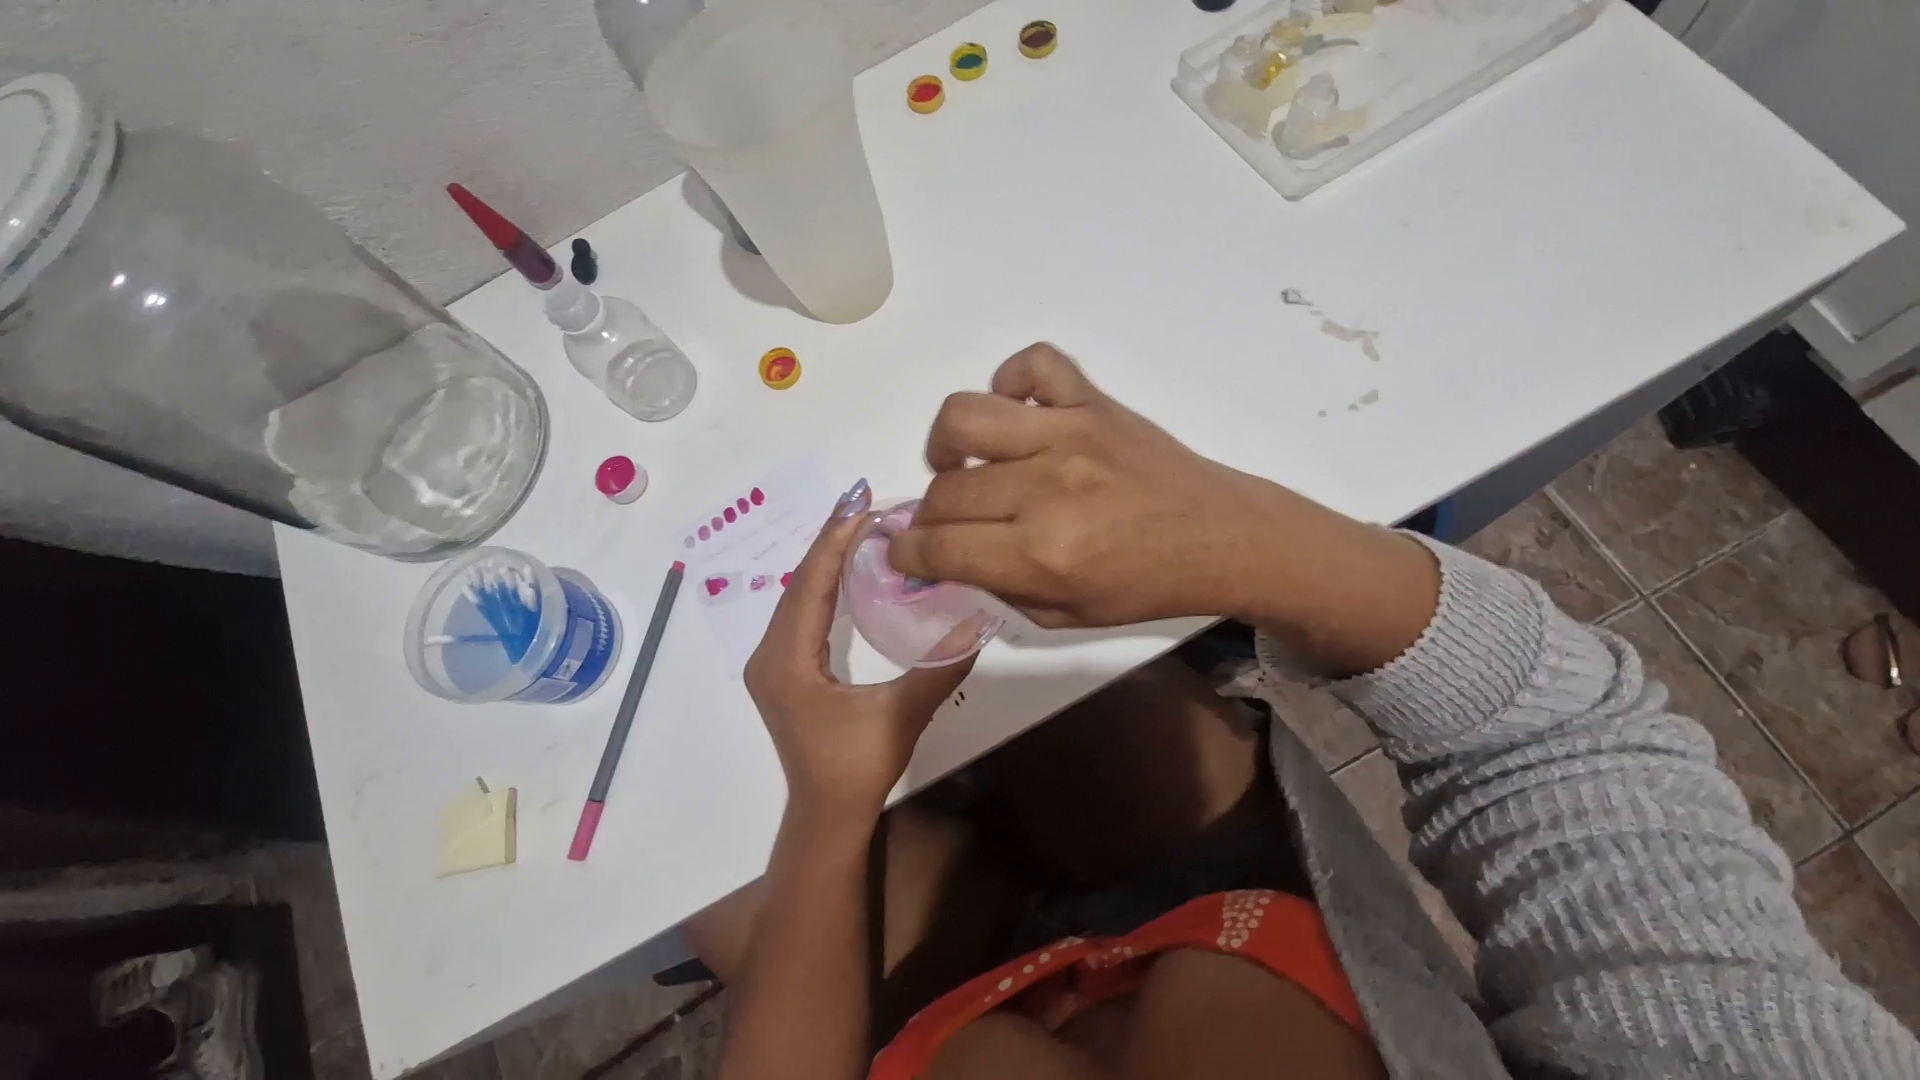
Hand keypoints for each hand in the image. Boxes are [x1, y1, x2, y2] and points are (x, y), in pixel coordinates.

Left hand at [745, 479, 976, 827]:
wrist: (826, 815)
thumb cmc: (857, 768)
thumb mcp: (901, 716)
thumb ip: (938, 669)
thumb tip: (977, 623)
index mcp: (788, 661)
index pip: (810, 585)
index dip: (836, 541)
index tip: (864, 504)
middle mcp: (770, 655)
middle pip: (799, 583)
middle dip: (831, 540)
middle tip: (866, 503)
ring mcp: (772, 663)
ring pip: (797, 597)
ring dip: (826, 560)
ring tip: (860, 526)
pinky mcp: (783, 671)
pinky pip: (800, 614)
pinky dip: (823, 586)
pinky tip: (847, 572)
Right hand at [887, 344, 1293, 626]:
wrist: (1218, 538)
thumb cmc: (1143, 586)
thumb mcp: (1063, 615)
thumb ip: (995, 586)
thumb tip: (942, 556)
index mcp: (1041, 554)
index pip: (938, 547)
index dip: (906, 554)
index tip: (905, 553)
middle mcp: (1047, 489)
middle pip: (945, 492)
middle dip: (929, 517)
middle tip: (946, 525)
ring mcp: (1070, 435)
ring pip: (965, 416)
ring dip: (946, 445)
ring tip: (962, 464)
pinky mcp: (1093, 401)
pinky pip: (1032, 365)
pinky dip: (1010, 382)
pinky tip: (1016, 416)